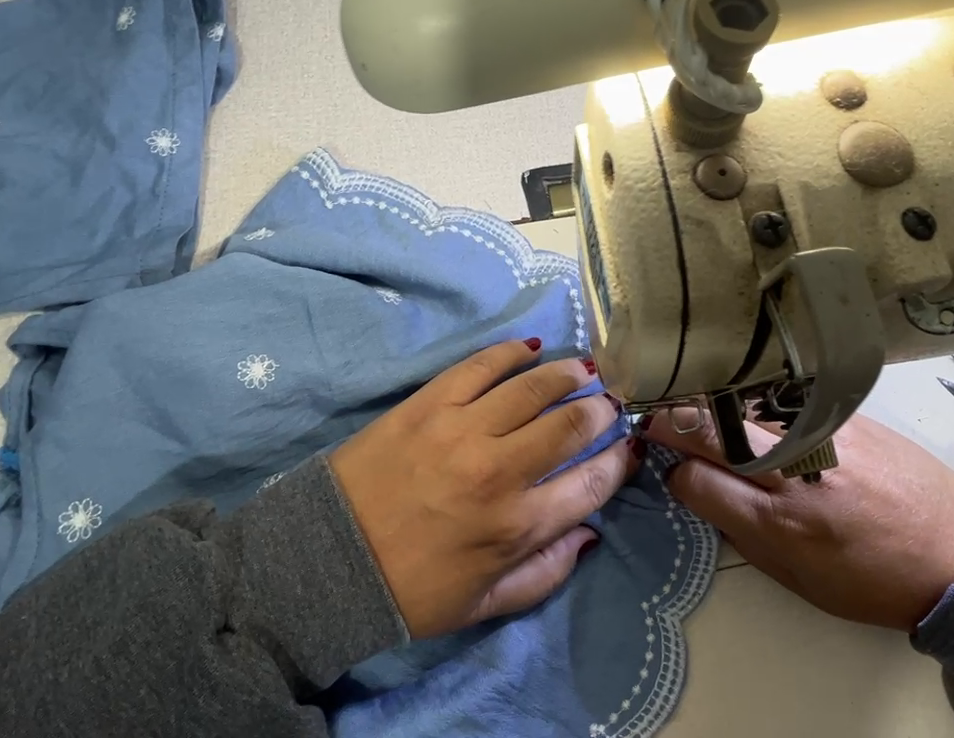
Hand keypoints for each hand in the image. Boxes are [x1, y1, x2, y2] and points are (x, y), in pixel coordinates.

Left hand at [328, 339, 637, 638]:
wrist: (326, 561)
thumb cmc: (409, 590)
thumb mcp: (484, 604)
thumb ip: (545, 573)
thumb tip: (589, 534)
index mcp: (517, 527)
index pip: (592, 482)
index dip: (620, 460)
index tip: (628, 446)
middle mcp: (500, 471)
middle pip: (572, 425)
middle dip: (602, 410)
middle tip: (608, 403)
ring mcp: (463, 430)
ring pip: (534, 387)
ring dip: (568, 374)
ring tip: (582, 371)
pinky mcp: (429, 404)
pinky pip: (482, 365)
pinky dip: (512, 352)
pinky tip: (532, 349)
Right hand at [646, 410, 953, 630]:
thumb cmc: (874, 581)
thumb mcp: (799, 580)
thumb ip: (745, 534)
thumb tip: (704, 493)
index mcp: (780, 523)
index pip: (697, 481)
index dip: (674, 474)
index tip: (669, 470)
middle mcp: (793, 470)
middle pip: (710, 430)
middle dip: (670, 420)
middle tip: (650, 415)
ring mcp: (818, 432)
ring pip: (740, 402)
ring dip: (707, 401)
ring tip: (691, 400)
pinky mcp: (843, 410)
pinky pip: (780, 394)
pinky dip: (752, 395)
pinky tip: (742, 395)